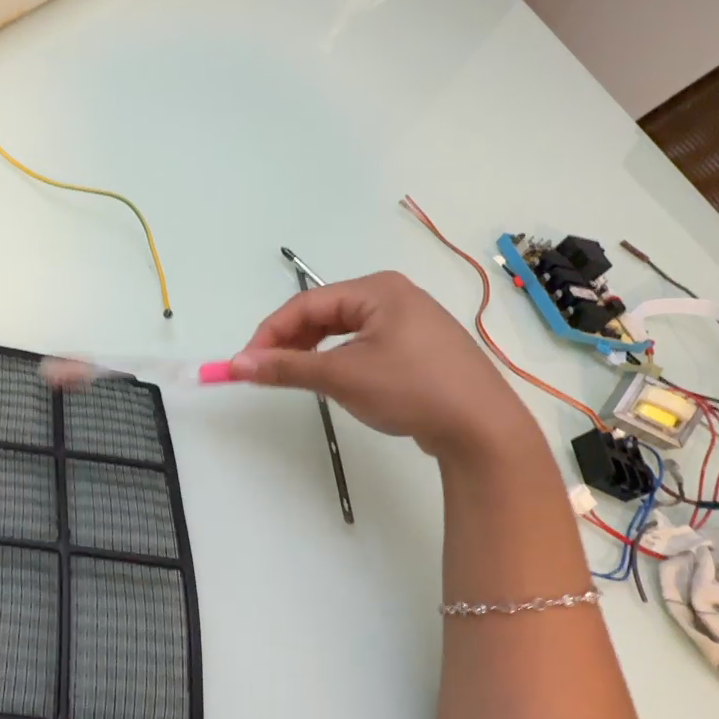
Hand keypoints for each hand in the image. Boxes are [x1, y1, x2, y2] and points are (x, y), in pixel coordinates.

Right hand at [228, 271, 533, 459]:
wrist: (482, 428)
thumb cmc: (411, 389)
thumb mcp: (341, 377)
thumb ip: (285, 367)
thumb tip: (236, 365)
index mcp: (376, 290)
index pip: (305, 304)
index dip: (269, 333)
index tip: (245, 364)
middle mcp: (393, 295)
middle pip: (323, 313)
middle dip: (289, 342)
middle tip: (265, 372)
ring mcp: (409, 321)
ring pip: (342, 330)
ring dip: (311, 351)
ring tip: (294, 377)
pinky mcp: (418, 347)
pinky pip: (363, 343)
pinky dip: (338, 358)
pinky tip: (332, 379)